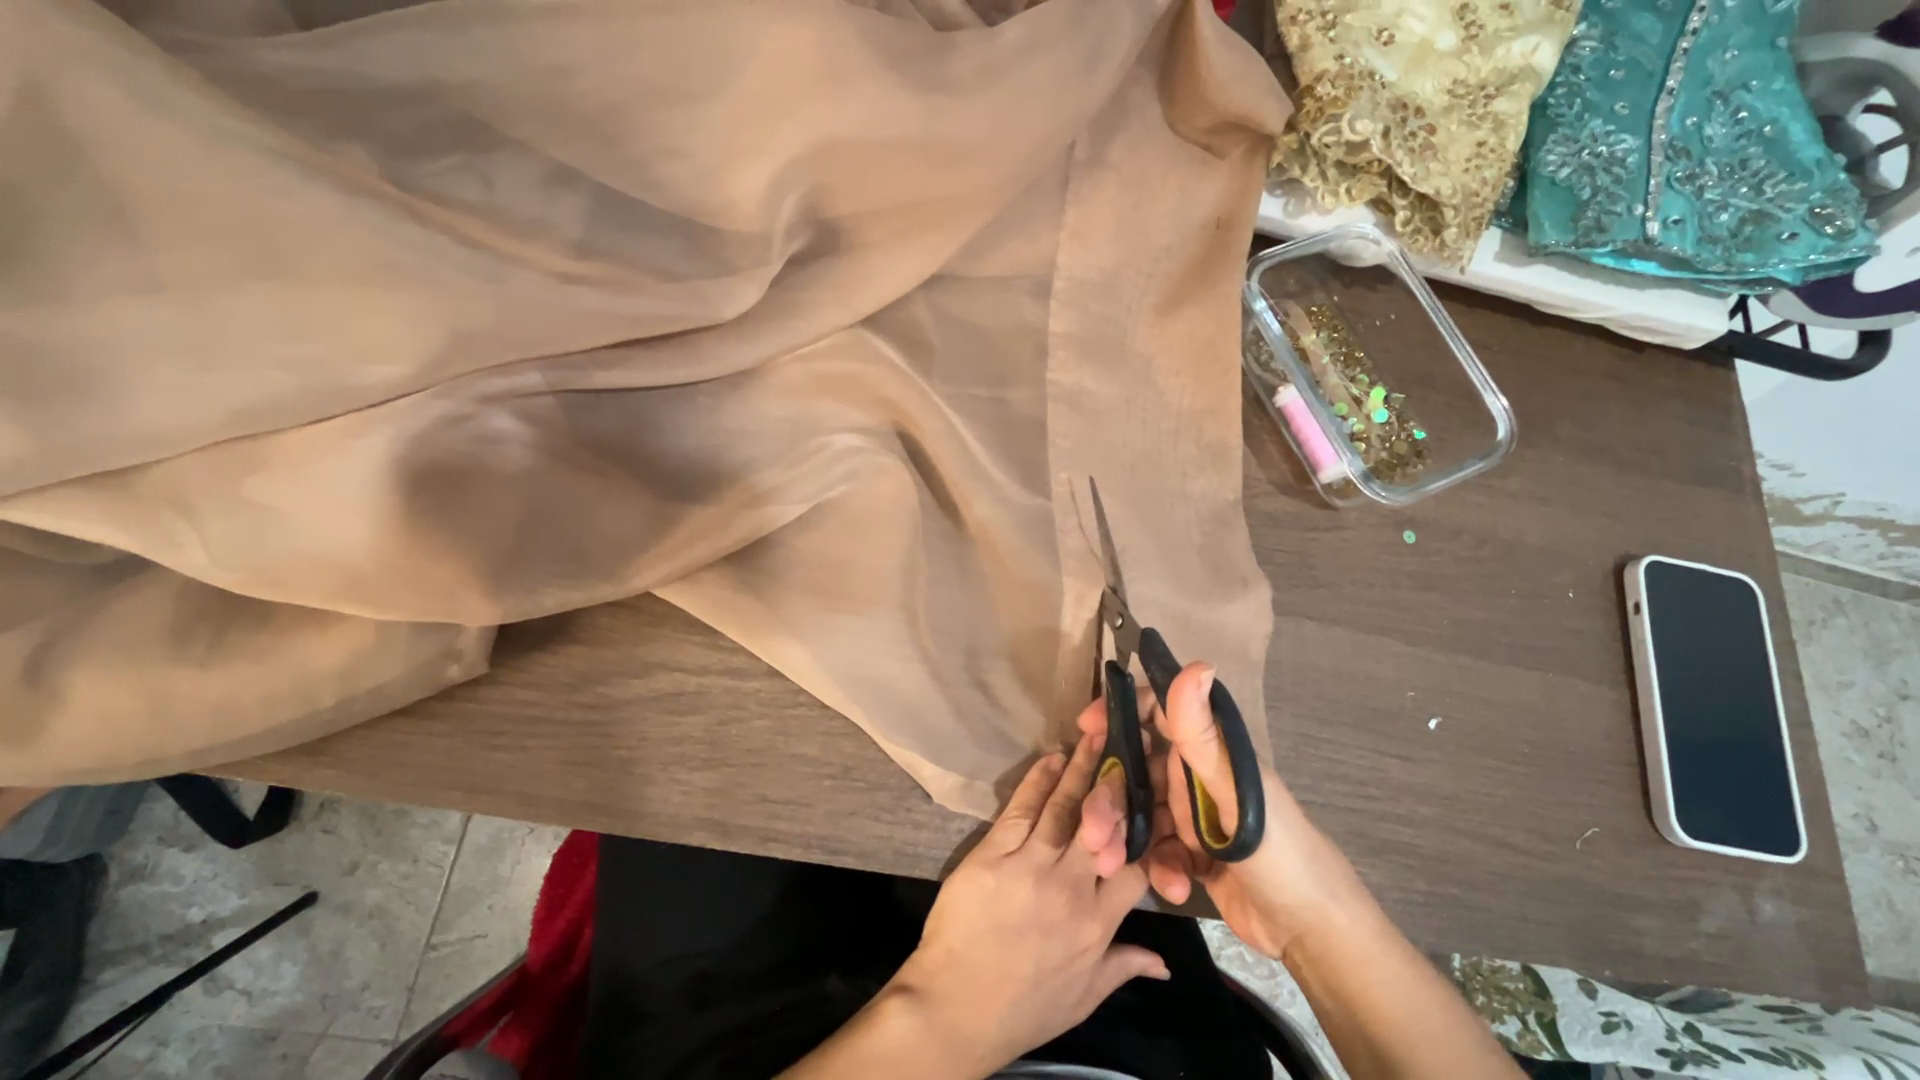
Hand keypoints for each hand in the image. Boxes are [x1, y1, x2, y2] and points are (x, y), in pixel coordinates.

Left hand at [884, 731, 1169, 1075]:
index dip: (1148, 832)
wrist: (956, 1008)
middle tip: (1128, 745)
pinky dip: (1038, 781)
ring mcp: (1031, 868)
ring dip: (1081, 769)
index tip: (1155, 800)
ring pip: (1064, 808)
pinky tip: (1052, 759)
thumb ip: (1124, 967)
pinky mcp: (992, 856)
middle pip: (1102, 824)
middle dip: (1116, 783)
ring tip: (1094, 736)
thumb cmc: (1023, 1008)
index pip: (1136, 865)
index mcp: (1098, 923)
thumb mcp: (1084, 997)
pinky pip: (1021, 810)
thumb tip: (1165, 962)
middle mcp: (1071, 888)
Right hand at [1075, 662, 1369, 958]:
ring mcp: (1195, 818)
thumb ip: (1204, 734)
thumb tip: (1195, 665)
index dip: (1120, 714)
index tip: (1086, 728)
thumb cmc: (1279, 849)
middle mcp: (1198, 777)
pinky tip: (1175, 888)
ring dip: (1123, 840)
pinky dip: (1159, 870)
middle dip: (1110, 801)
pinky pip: (1158, 853)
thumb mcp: (1236, 790)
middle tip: (1091, 833)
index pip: (1157, 713)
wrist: (1312, 929)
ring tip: (1111, 865)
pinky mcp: (1194, 856)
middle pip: (1136, 774)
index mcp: (1210, 751)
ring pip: (1140, 816)